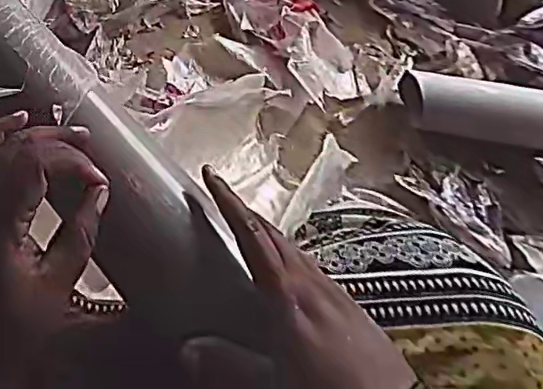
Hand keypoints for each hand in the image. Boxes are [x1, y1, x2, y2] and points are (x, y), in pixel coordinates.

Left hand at [0, 113, 109, 387]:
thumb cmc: (15, 327)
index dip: (69, 160)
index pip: (33, 164)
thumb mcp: (57, 285)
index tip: (98, 177)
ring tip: (63, 131)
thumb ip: (80, 234)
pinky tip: (17, 122)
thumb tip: (99, 190)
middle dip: (55, 141)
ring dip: (29, 133)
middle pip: (14, 149)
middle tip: (88, 143)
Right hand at [182, 166, 415, 388]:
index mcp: (287, 291)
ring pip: (294, 248)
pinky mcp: (355, 309)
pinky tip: (293, 272)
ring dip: (268, 231)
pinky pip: (313, 267)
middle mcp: (311, 283)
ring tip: (252, 229)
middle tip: (223, 196)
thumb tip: (187, 350)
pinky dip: (292, 256)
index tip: (212, 175)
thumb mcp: (276, 381)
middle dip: (245, 210)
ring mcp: (336, 293)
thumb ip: (232, 363)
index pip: (250, 232)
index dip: (228, 201)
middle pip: (272, 233)